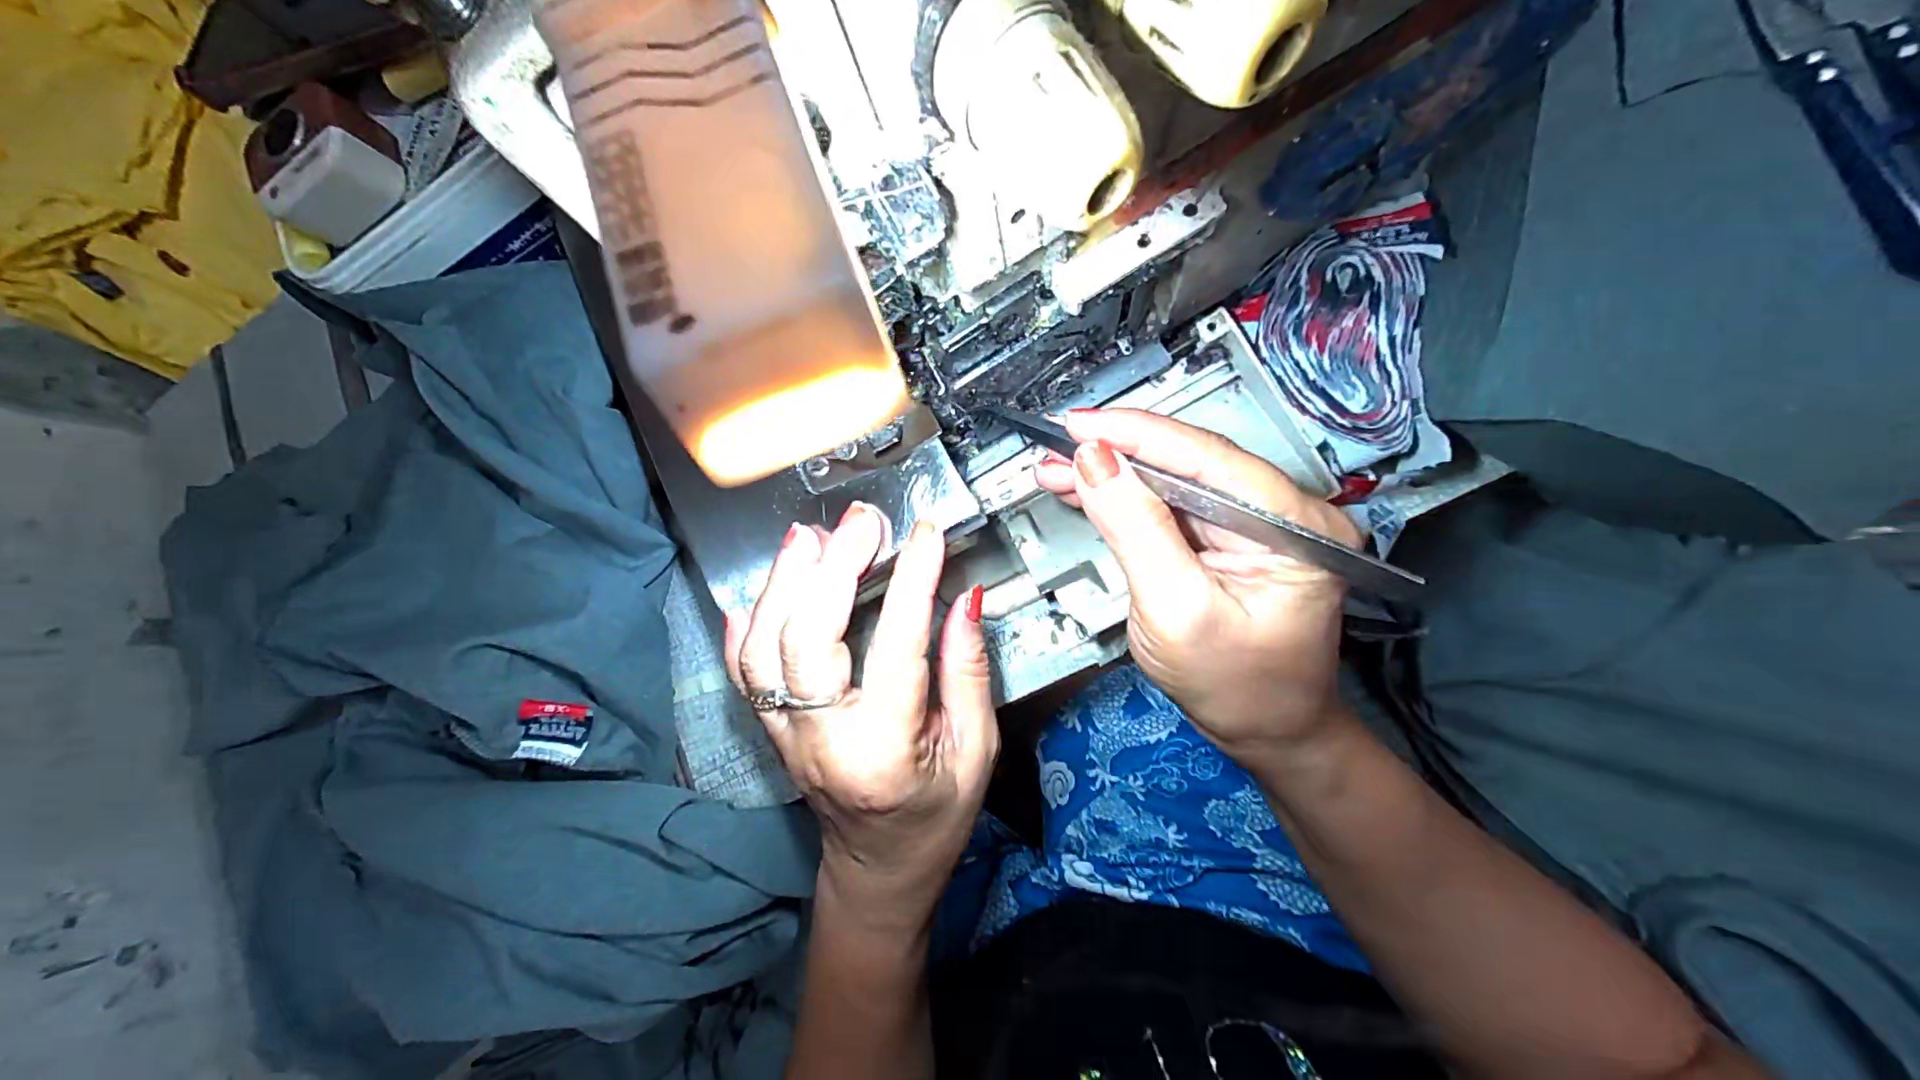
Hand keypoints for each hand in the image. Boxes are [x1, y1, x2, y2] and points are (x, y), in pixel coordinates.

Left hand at [724, 505, 997, 935]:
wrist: (878, 869)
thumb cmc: (936, 816)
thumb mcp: (975, 751)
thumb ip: (968, 673)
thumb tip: (966, 598)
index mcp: (882, 750)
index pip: (896, 646)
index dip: (913, 581)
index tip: (927, 533)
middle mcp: (820, 739)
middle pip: (807, 638)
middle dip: (834, 569)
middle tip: (862, 523)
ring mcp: (785, 735)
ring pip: (762, 649)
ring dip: (782, 584)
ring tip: (810, 536)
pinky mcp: (771, 731)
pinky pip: (744, 674)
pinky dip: (745, 626)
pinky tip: (763, 588)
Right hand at [1032, 408, 1363, 766]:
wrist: (1268, 728)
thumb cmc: (1237, 688)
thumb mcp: (1175, 611)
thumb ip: (1135, 529)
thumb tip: (1095, 461)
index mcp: (1298, 528)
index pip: (1209, 458)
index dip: (1137, 435)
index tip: (1078, 425)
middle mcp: (1288, 512)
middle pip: (1192, 461)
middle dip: (1118, 452)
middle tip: (1057, 446)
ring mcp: (1263, 521)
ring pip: (1177, 478)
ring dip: (1116, 472)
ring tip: (1060, 469)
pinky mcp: (1236, 534)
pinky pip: (1175, 502)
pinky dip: (1129, 496)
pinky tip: (1091, 487)